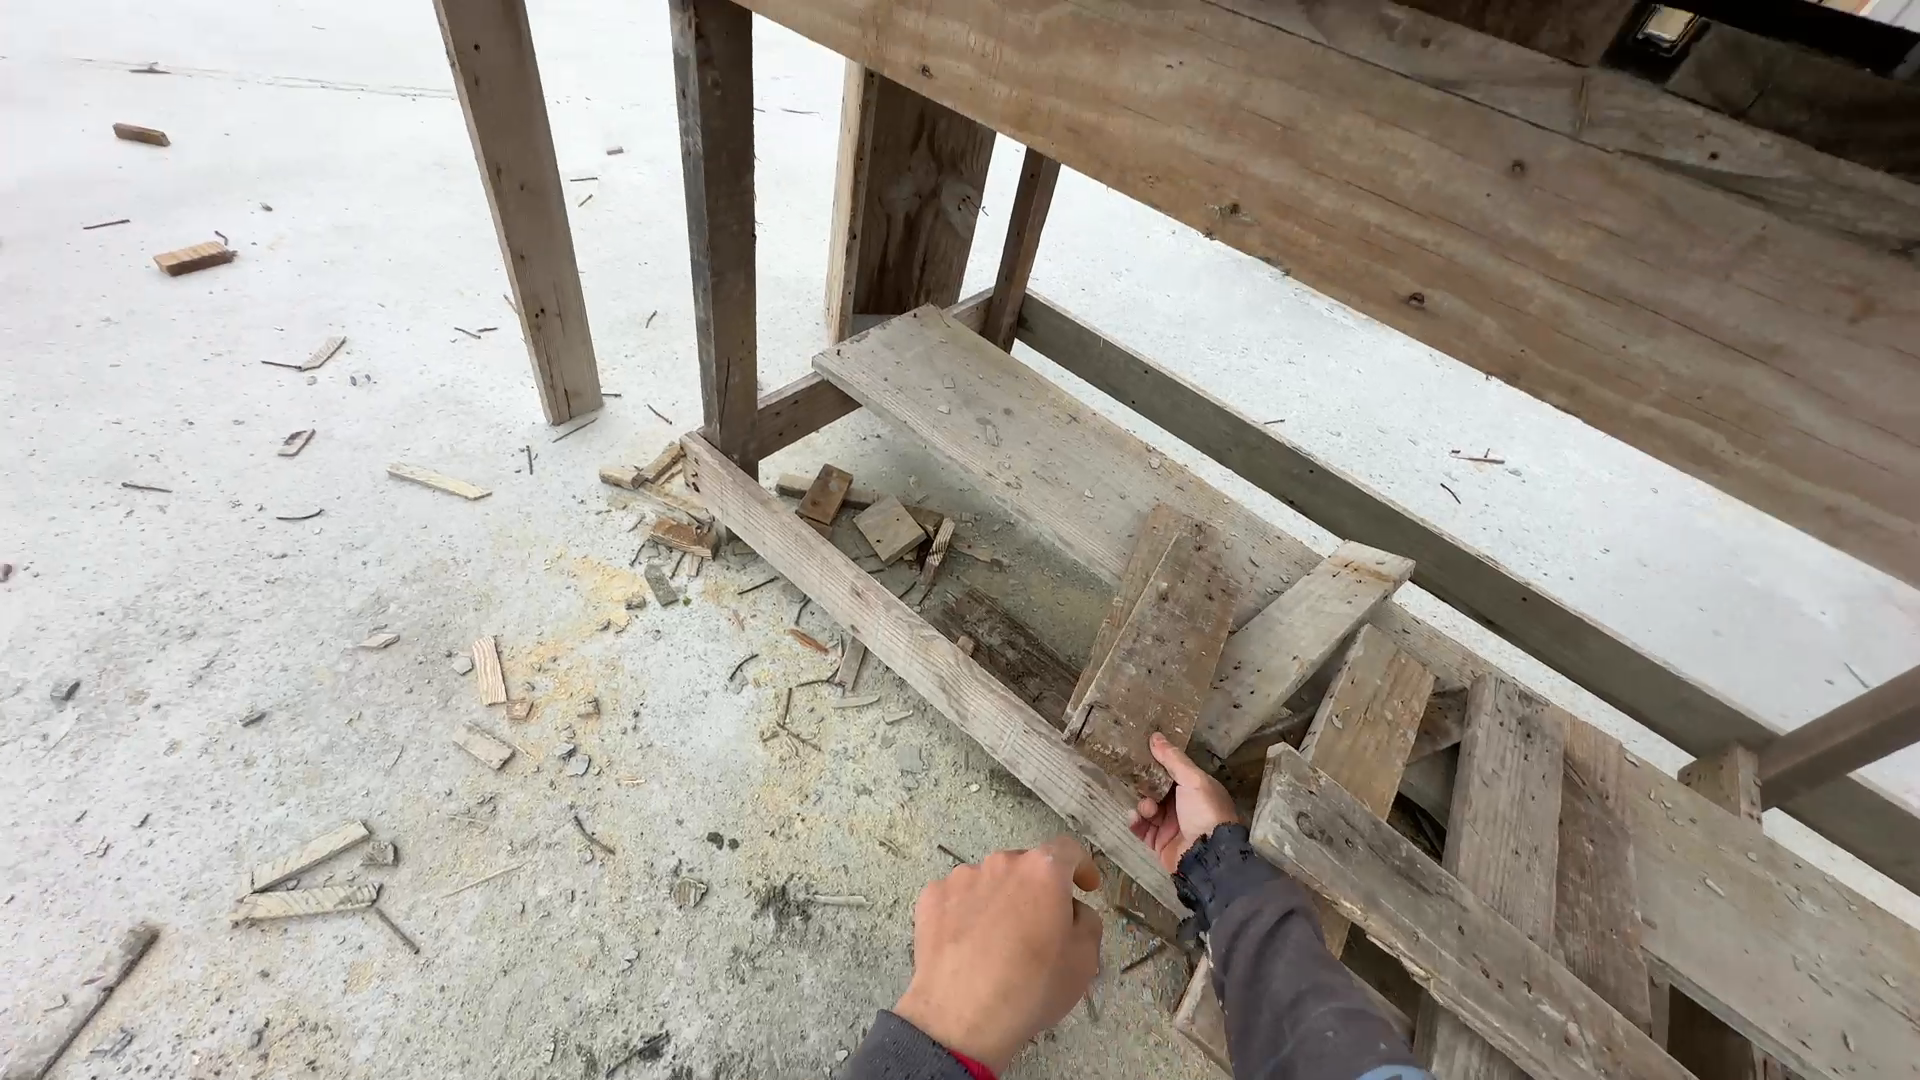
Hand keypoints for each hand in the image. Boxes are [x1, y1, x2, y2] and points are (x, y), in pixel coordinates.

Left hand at [892, 834, 1103, 1072]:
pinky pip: (958, 897)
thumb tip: (1072, 910)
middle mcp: (1001, 862)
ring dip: (1000, 901)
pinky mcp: (933, 896)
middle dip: (1037, 891)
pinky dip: (967, 913)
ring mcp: (962, 876)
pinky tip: (968, 945)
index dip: (1081, 866)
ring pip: (990, 882)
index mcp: (1042, 870)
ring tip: (998, 943)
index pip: (1068, 850)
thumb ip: (1087, 922)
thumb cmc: (1030, 988)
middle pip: (1026, 867)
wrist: (961, 1016)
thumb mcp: (1084, 961)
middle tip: (1040, 928)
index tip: (1085, 886)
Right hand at [1129, 732, 1239, 873]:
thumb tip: (1156, 736)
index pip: (1173, 772)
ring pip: (1148, 808)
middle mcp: (1183, 806)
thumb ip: (1173, 759)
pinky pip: (1142, 828)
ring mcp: (1171, 825)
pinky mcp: (1159, 842)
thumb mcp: (1193, 780)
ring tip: (1147, 808)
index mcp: (1195, 790)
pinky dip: (1136, 822)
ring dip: (1143, 805)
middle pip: (1157, 789)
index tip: (1140, 752)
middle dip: (1145, 784)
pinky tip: (1135, 817)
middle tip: (1134, 778)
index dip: (1157, 763)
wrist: (1207, 856)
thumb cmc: (1204, 811)